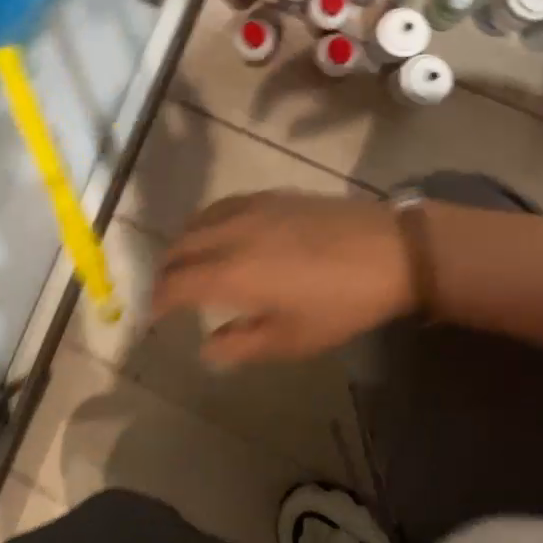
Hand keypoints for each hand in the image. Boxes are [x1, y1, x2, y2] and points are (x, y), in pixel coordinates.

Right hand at [152, 192, 415, 365]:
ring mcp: (249, 208)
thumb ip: (242, 344)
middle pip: (179, 247)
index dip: (159, 300)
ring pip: (196, 221)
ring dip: (184, 244)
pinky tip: (221, 235)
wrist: (387, 249)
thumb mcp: (293, 338)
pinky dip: (206, 222)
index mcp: (231, 273)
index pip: (176, 282)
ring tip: (190, 265)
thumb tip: (207, 348)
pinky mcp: (269, 194)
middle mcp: (230, 233)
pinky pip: (221, 205)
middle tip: (168, 295)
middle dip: (166, 272)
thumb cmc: (341, 302)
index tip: (155, 317)